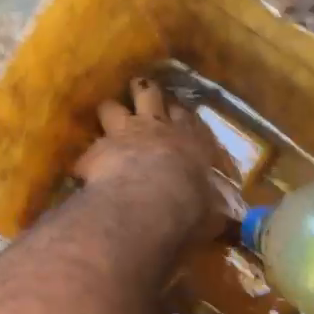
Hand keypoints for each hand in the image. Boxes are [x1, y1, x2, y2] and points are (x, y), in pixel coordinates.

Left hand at [74, 77, 245, 235]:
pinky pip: (87, 148)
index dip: (179, 113)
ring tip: (107, 117)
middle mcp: (156, 128)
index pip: (186, 116)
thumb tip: (230, 223)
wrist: (151, 202)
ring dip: (110, 111)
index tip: (175, 111)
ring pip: (112, 107)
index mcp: (190, 140)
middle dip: (144, 91)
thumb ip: (216, 212)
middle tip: (139, 90)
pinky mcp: (94, 150)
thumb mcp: (212, 212)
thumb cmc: (191, 205)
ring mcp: (122, 134)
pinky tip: (83, 169)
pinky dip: (86, 159)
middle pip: (148, 94)